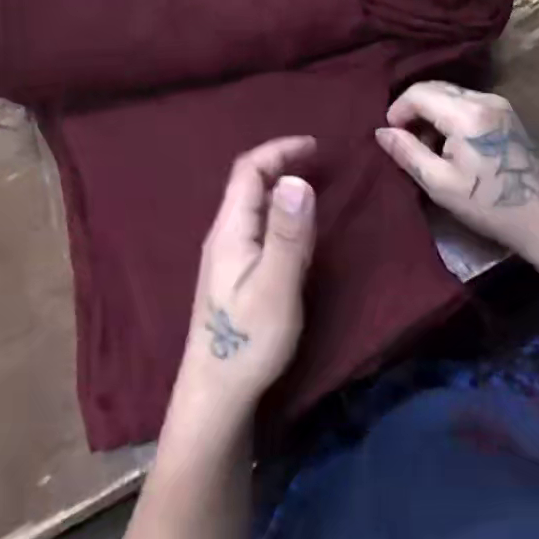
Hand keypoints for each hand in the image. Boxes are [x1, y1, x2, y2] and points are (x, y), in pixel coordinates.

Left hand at [166, 137, 317, 437]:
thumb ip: (287, 234)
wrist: (217, 392)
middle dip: (281, 164)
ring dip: (280, 190)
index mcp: (230, 231)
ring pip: (251, 208)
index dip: (280, 151)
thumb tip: (296, 180)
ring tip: (314, 188)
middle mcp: (222, 237)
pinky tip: (295, 231)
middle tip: (321, 164)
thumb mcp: (275, 285)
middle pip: (247, 185)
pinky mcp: (233, 277)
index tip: (316, 146)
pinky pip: (256, 228)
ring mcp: (225, 258)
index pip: (248, 171)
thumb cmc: (248, 340)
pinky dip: (279, 215)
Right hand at [375, 82, 538, 265]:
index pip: (418, 93)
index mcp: (467, 114)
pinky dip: (449, 116)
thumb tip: (381, 132)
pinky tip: (449, 146)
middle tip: (405, 142)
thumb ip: (407, 152)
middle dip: (413, 110)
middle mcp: (484, 99)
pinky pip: (466, 103)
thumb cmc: (488, 205)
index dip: (397, 111)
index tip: (391, 137)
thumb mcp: (439, 183)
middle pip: (435, 88)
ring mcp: (499, 104)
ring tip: (426, 147)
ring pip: (450, 94)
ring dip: (431, 114)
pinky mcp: (507, 114)